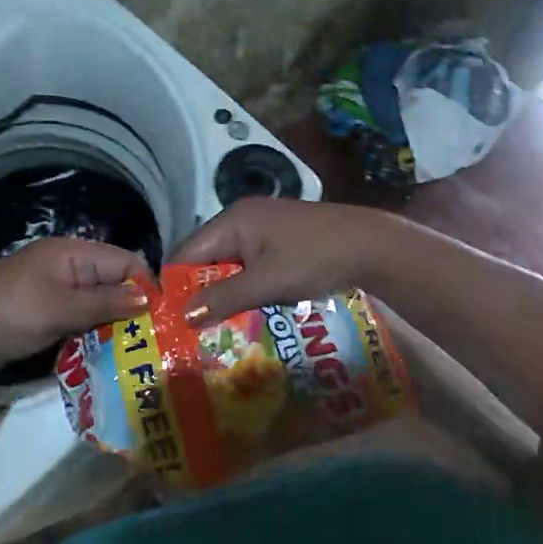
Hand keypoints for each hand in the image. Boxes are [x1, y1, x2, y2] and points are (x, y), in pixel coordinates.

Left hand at [0, 238, 152, 377]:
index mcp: (71, 252)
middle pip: (112, 281)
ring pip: (98, 302)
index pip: (124, 261)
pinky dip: (92, 331)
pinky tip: (106, 352)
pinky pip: (80, 316)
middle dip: (131, 307)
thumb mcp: (62, 309)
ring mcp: (55, 290)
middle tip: (152, 339)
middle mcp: (67, 266)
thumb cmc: (10, 315)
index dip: (145, 285)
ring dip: (112, 323)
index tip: (163, 318)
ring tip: (135, 350)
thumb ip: (106, 304)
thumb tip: (149, 298)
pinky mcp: (46, 311)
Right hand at [168, 198, 396, 324]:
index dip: (175, 284)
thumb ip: (224, 298)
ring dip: (223, 290)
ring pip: (227, 262)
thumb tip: (183, 316)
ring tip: (216, 322)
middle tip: (192, 325)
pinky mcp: (278, 238)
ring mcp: (261, 226)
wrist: (372, 245)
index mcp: (232, 221)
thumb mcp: (266, 283)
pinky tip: (247, 306)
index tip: (169, 316)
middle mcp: (240, 218)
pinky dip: (243, 283)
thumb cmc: (314, 259)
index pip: (185, 253)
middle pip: (204, 257)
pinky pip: (247, 262)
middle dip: (199, 290)